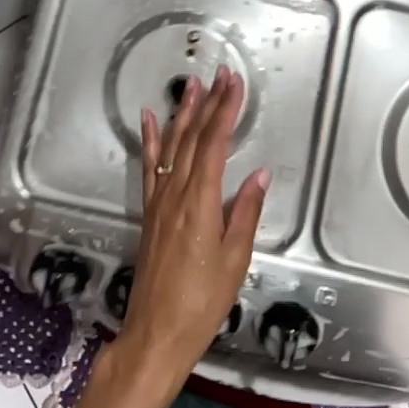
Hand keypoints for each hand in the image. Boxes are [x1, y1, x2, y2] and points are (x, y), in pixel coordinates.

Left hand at [126, 66, 269, 382]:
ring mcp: (159, 201)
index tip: (235, 85)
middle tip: (220, 75)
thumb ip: (245, 214)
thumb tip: (259, 176)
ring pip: (171, 146)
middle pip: (193, 138)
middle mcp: (176, 194)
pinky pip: (150, 167)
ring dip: (182, 114)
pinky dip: (150, 140)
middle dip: (208, 104)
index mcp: (200, 203)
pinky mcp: (150, 212)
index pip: (215, 145)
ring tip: (191, 86)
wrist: (156, 332)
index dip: (226, 111)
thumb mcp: (234, 261)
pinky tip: (149, 120)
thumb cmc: (201, 302)